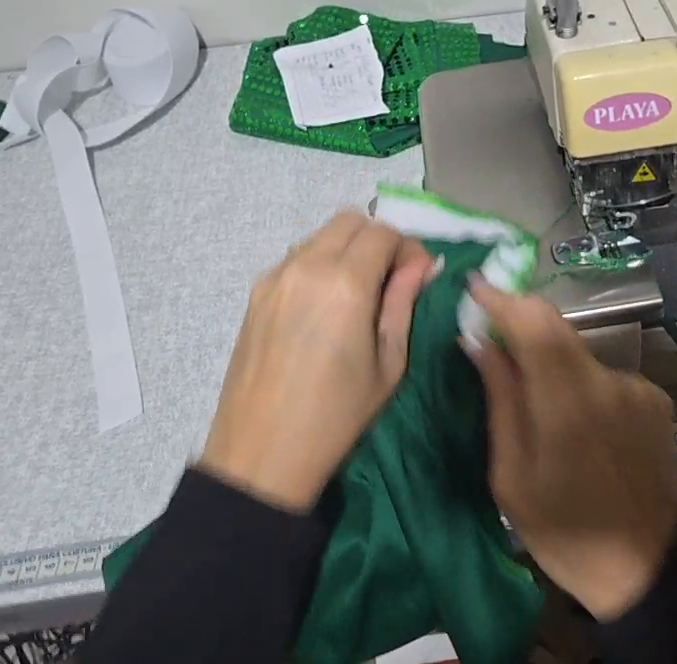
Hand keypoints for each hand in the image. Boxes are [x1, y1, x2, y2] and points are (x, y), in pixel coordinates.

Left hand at [200, 211, 435, 512]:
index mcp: (345, 283)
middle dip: (377, 240)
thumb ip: (403, 303)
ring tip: (357, 295)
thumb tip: (420, 266)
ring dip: (347, 250)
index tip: (418, 276)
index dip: (408, 248)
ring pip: (321, 236)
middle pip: (350, 220)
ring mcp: (275, 276)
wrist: (261, 455)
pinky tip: (324, 308)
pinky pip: (296, 258)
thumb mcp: (388, 364)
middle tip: (390, 279)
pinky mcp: (255, 293)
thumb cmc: (337, 416)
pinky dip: (319, 265)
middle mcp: (306, 266)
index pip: (384, 233)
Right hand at [466, 280, 676, 620]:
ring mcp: (637, 388)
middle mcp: (607, 381)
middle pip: (558, 329)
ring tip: (542, 411)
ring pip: (580, 354)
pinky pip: (605, 376)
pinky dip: (584, 387)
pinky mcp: (655, 399)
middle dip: (522, 327)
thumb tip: (479, 343)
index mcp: (566, 402)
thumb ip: (501, 400)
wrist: (645, 570)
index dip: (503, 299)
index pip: (534, 322)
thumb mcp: (512, 476)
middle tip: (494, 343)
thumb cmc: (564, 532)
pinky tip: (581, 429)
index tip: (475, 286)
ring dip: (554, 365)